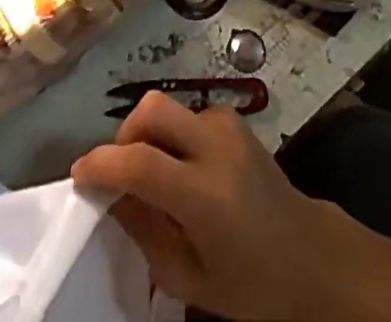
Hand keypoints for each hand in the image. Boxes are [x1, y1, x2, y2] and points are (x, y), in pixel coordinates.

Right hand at [71, 91, 347, 320]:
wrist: (311, 256)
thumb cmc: (250, 282)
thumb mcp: (188, 278)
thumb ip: (145, 231)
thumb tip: (112, 195)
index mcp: (205, 196)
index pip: (140, 162)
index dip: (100, 164)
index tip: (79, 176)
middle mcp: (218, 148)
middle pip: (154, 108)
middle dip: (125, 132)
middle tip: (121, 170)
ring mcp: (232, 128)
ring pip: (172, 107)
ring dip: (151, 133)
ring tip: (154, 173)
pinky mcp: (239, 122)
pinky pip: (192, 113)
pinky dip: (175, 133)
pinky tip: (183, 166)